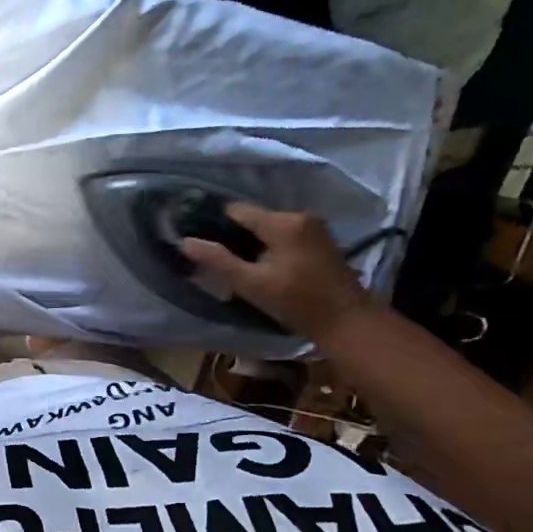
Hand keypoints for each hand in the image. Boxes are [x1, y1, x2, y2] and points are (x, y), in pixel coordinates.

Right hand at [178, 202, 371, 337]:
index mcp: (282, 222)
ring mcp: (314, 227)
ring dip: (252, 243)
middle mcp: (300, 215)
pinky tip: (262, 267)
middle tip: (219, 261)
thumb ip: (218, 260)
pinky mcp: (320, 239)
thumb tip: (185, 241)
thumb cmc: (296, 302)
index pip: (237, 210)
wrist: (346, 321)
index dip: (215, 224)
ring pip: (268, 227)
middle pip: (254, 218)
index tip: (202, 242)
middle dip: (234, 236)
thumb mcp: (251, 284)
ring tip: (238, 266)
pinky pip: (284, 234)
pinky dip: (269, 246)